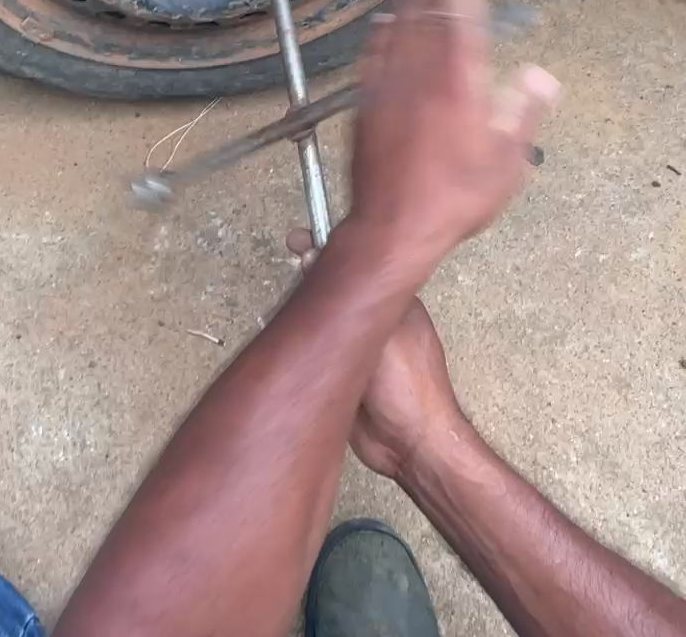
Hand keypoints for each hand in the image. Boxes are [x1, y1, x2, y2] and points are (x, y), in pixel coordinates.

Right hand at [287, 232, 465, 482]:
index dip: (328, 251)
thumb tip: (315, 258)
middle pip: (334, 290)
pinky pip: (312, 349)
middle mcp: (371, 321)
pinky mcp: (335, 373)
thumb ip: (349, 299)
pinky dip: (295, 340)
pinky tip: (276, 331)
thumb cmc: (409, 385)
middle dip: (309, 276)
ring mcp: (353, 348)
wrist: (409, 446)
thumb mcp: (381, 332)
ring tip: (279, 299)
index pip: (356, 268)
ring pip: (320, 319)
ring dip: (299, 310)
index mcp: (393, 303)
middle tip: (286, 259)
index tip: (297, 240)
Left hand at [349, 0, 560, 266]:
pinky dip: (379, 38)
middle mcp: (421, 80)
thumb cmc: (455, 199)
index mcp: (460, 88)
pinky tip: (382, 27)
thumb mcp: (507, 165)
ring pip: (397, 36)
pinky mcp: (364, 109)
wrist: (394, 225)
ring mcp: (388, 92)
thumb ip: (525, 114)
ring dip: (406, 6)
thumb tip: (540, 76)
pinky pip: (372, 61)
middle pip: (428, 21)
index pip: (463, 21)